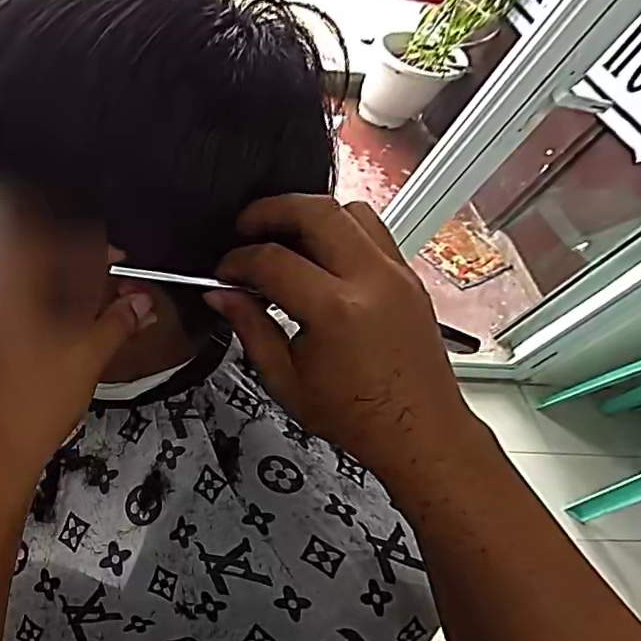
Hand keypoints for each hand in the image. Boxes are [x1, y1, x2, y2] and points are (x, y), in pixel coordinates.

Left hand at [0, 222, 153, 475]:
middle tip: (117, 289)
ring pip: (38, 290)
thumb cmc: (34, 405)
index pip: (55, 246)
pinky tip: (81, 329)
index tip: (119, 260)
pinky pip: (29, 312)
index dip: (94, 249)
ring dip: (73, 293)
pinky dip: (57, 312)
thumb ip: (118, 322)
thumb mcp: (88, 356)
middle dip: (86, 272)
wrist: (6, 449)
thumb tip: (141, 303)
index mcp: (14, 292)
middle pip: (45, 265)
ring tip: (105, 311)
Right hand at [207, 196, 478, 471]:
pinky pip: (373, 230)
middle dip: (271, 210)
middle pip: (316, 211)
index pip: (272, 260)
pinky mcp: (408, 277)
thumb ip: (250, 329)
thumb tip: (222, 296)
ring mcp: (396, 274)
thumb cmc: (356, 415)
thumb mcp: (285, 379)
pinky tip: (319, 257)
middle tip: (245, 227)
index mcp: (335, 311)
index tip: (223, 272)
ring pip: (351, 210)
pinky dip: (340, 230)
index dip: (237, 261)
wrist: (418, 431)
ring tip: (283, 238)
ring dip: (310, 215)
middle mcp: (372, 281)